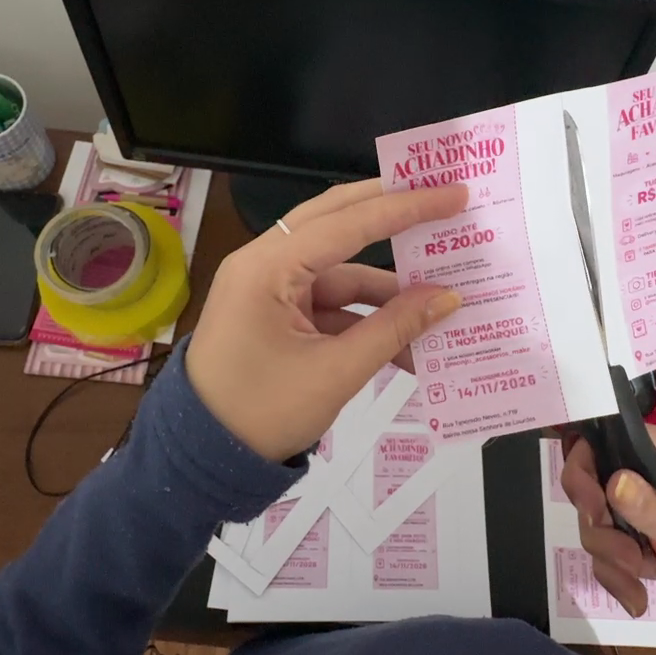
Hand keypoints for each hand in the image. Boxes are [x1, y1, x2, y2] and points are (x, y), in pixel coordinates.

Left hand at [187, 179, 468, 460]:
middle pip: (338, 223)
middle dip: (392, 215)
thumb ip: (395, 329)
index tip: (452, 194)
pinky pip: (331, 302)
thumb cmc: (261, 414)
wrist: (203, 460)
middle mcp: (265, 264)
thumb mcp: (336, 373)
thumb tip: (448, 299)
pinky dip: (367, 318)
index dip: (405, 207)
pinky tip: (407, 341)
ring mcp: (270, 288)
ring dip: (387, 291)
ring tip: (441, 303)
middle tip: (444, 203)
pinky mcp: (276, 313)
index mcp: (267, 267)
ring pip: (341, 271)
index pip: (348, 222)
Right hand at [561, 424, 655, 619]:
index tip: (592, 511)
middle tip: (623, 558)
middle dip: (598, 523)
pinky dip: (616, 572)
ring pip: (600, 516)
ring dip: (608, 555)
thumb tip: (612, 481)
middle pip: (596, 478)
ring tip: (636, 589)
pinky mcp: (651, 531)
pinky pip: (613, 543)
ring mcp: (654, 501)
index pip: (614, 437)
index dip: (588, 467)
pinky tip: (636, 598)